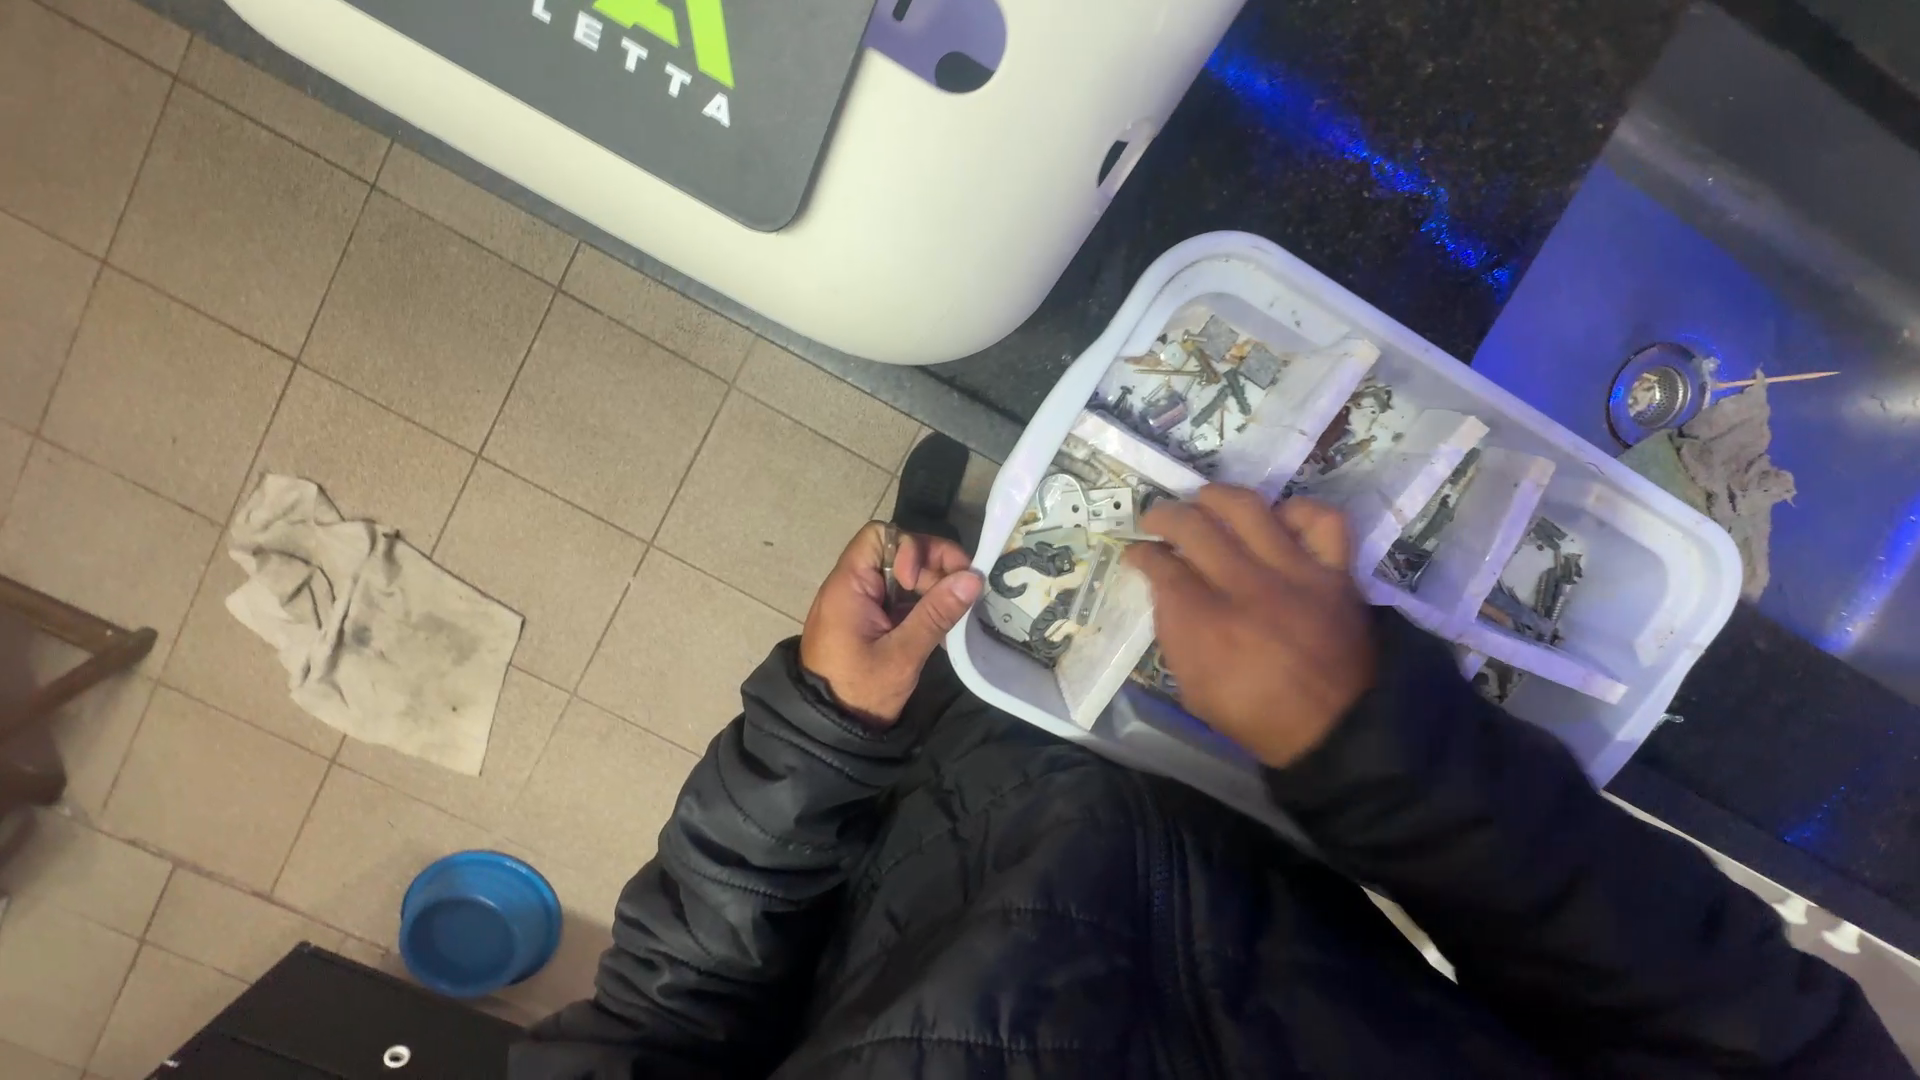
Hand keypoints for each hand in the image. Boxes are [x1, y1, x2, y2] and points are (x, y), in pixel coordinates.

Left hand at [801, 523, 983, 726]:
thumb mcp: (902, 654)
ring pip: (900, 575)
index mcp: (849, 585)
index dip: (911, 548)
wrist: (827, 732)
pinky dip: (920, 605)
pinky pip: (897, 598)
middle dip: (930, 567)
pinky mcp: (868, 621)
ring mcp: (860, 604)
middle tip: (956, 594)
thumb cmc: (858, 691)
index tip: (928, 579)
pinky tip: (940, 623)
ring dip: (929, 587)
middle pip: (895, 551)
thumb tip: (973, 577)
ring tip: (951, 613)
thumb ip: (936, 613)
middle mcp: (852, 586)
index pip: (881, 535)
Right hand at [1124, 487, 1374, 767]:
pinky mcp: (1335, 574)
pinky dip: (1296, 511)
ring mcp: (1295, 574)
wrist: (1334, 731)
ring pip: (1248, 508)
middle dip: (1164, 515)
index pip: (1162, 565)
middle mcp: (1247, 587)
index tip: (1138, 553)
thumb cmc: (1253, 714)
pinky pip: (1321, 520)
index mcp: (1206, 623)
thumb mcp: (1191, 687)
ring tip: (1203, 502)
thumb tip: (1165, 587)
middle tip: (1156, 520)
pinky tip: (1276, 520)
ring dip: (1215, 497)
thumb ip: (1173, 631)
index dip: (1142, 553)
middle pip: (1195, 526)